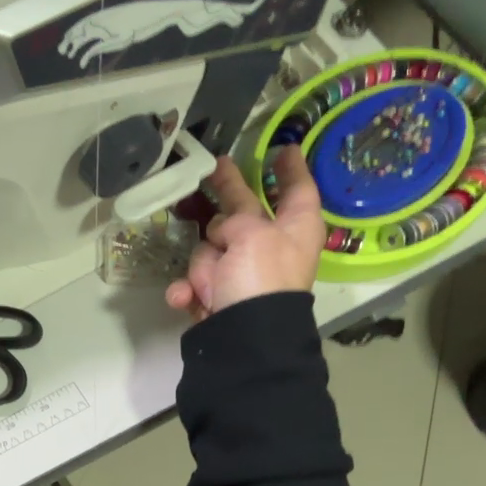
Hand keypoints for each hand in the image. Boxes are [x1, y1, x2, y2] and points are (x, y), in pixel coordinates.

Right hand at [166, 146, 325, 321]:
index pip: (297, 189)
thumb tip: (219, 234)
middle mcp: (270, 247)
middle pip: (245, 212)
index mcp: (296, 228)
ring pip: (210, 251)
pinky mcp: (216, 298)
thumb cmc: (260, 277)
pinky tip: (187, 298)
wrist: (243, 336)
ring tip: (209, 284)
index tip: (283, 149)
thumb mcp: (251, 234)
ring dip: (203, 266)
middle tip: (215, 167)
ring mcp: (241, 274)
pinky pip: (194, 283)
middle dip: (229, 194)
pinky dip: (187, 291)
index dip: (290, 169)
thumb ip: (234, 221)